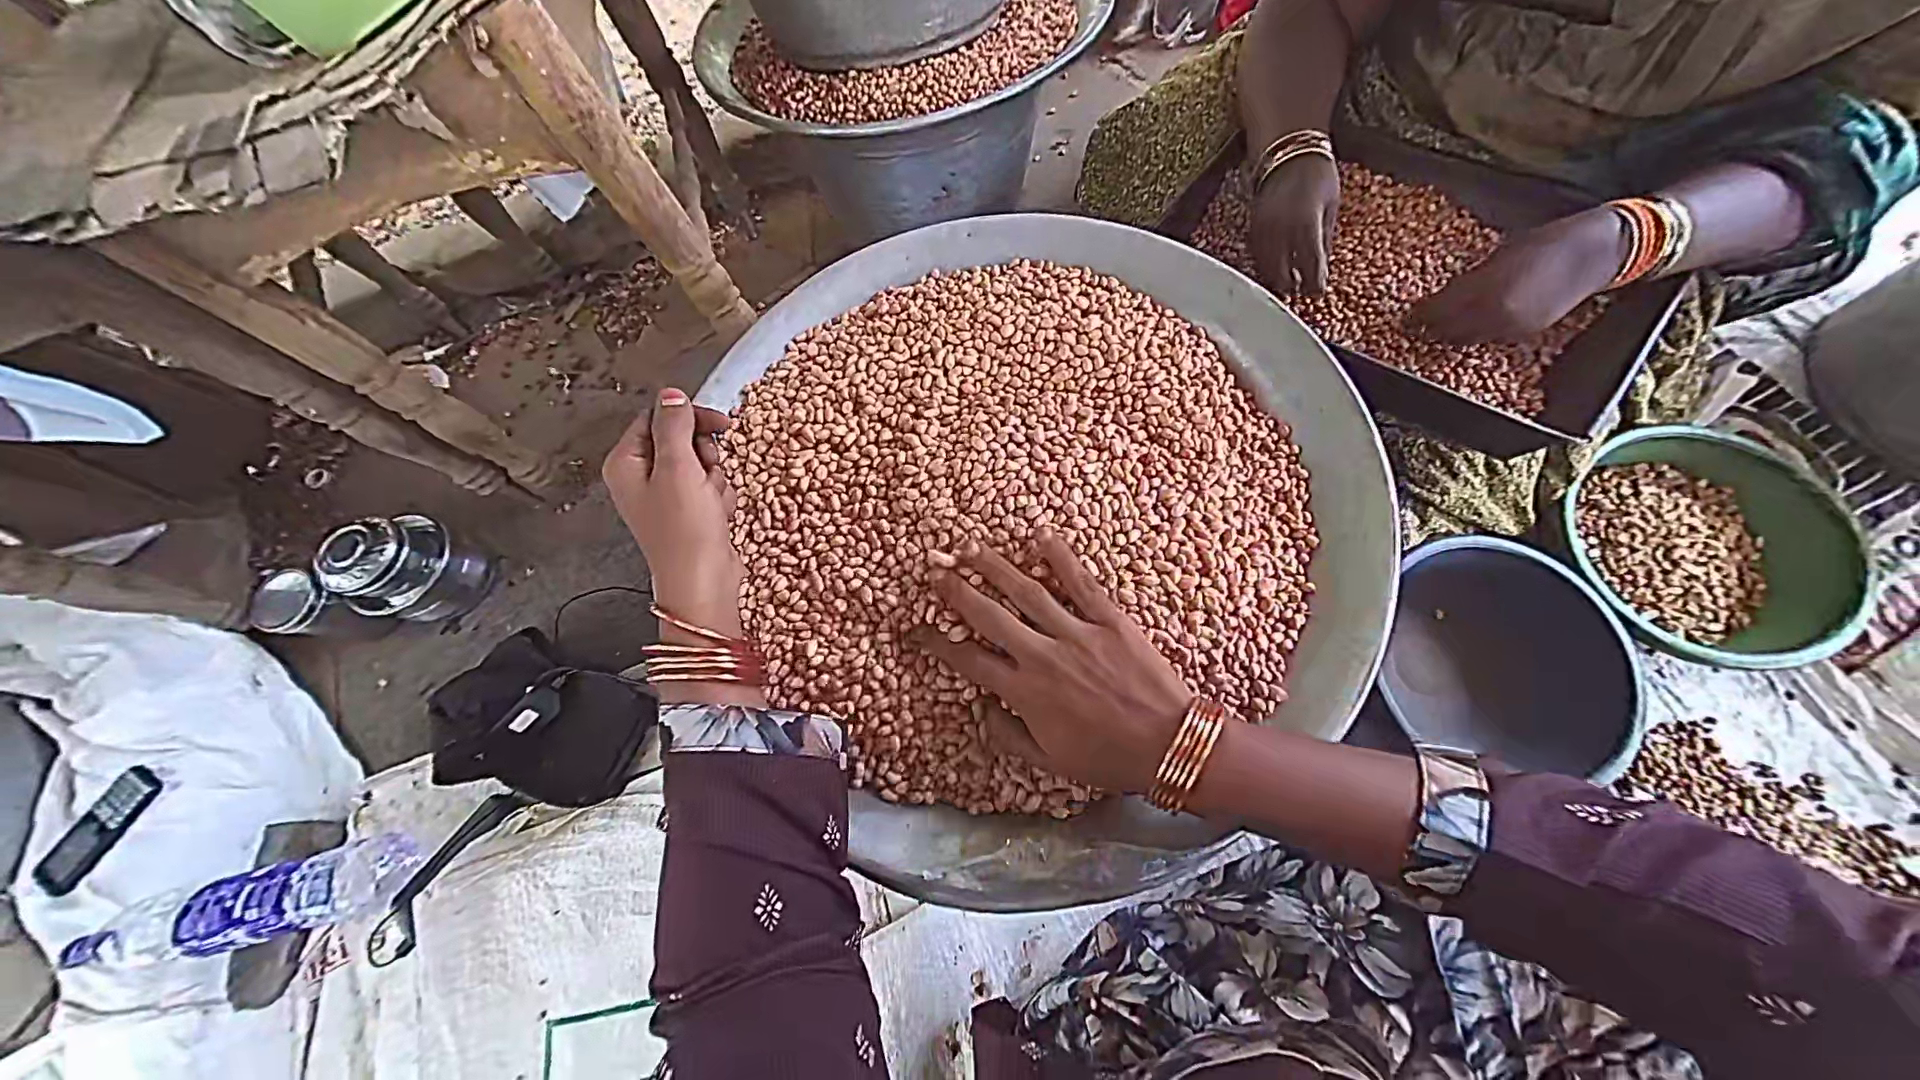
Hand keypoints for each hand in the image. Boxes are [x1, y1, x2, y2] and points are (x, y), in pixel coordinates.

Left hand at [603, 388, 742, 635]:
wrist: (703, 580)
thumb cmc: (685, 527)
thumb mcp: (678, 467)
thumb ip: (675, 426)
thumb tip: (672, 394)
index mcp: (626, 463)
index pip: (656, 418)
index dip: (690, 418)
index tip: (721, 424)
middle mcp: (641, 477)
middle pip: (681, 440)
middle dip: (705, 453)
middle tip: (709, 470)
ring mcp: (666, 496)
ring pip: (700, 464)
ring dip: (716, 477)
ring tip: (713, 500)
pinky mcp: (688, 512)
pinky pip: (709, 487)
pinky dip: (719, 495)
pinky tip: (718, 512)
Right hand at [907, 533, 1192, 793]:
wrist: (1171, 746)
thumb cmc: (1109, 758)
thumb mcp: (1051, 760)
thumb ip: (1009, 734)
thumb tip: (981, 708)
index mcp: (1026, 692)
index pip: (969, 660)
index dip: (937, 642)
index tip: (915, 628)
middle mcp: (1043, 656)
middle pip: (989, 615)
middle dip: (957, 591)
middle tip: (934, 569)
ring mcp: (1077, 634)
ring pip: (1026, 592)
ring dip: (994, 566)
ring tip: (969, 546)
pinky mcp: (1110, 620)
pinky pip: (1080, 583)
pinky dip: (1059, 557)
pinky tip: (1039, 535)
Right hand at [1249, 155, 1339, 294]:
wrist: (1285, 152)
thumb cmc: (1316, 174)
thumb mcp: (1330, 206)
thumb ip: (1324, 239)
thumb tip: (1321, 268)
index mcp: (1305, 226)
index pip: (1310, 267)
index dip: (1313, 284)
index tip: (1317, 293)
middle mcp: (1280, 234)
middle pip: (1282, 275)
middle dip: (1292, 286)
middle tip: (1301, 290)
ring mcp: (1263, 234)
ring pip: (1266, 271)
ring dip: (1277, 280)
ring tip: (1289, 283)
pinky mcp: (1251, 232)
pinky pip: (1257, 259)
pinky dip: (1267, 267)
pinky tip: (1276, 268)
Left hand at [1408, 207, 1626, 342]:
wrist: (1598, 252)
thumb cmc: (1544, 244)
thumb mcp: (1496, 257)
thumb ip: (1467, 281)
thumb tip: (1442, 295)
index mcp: (1484, 289)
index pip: (1436, 312)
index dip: (1419, 316)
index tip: (1408, 317)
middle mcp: (1494, 313)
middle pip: (1446, 331)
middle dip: (1430, 329)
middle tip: (1419, 325)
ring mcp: (1510, 327)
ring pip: (1465, 340)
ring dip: (1450, 335)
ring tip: (1441, 327)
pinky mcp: (1524, 334)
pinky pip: (1488, 339)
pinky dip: (1475, 334)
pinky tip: (1472, 326)